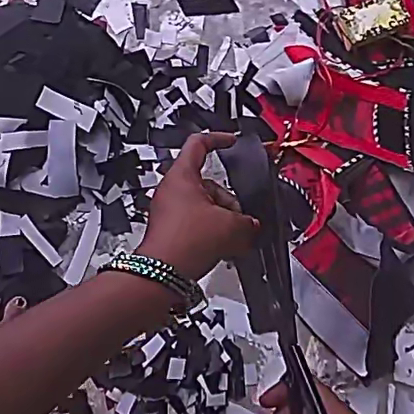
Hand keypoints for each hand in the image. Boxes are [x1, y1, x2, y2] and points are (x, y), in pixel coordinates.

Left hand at [138, 132, 260, 279]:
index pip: (199, 143)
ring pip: (204, 206)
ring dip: (221, 219)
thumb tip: (251, 226)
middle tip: (239, 216)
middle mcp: (171, 190)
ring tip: (229, 238)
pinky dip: (210, 232)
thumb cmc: (183, 242)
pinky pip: (196, 224)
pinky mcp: (170, 230)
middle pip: (209, 184)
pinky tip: (220, 248)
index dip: (218, 139)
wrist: (162, 274)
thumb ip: (247, 221)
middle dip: (228, 200)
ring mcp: (168, 211)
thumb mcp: (230, 226)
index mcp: (182, 175)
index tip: (230, 141)